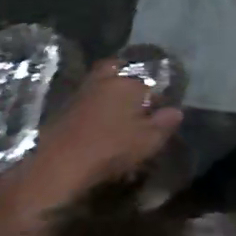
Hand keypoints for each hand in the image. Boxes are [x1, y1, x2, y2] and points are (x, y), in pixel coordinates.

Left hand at [0, 61, 182, 216]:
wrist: (59, 164)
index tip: (161, 114)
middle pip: (120, 72)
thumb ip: (165, 123)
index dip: (158, 98)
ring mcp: (81, 92)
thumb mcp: (149, 141)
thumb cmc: (111, 148)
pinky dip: (96, 108)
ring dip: (111, 96)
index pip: (150, 83)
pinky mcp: (64, 108)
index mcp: (127, 83)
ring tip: (121, 119)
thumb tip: (176, 110)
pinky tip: (102, 126)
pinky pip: (88, 100)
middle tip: (138, 104)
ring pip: (102, 85)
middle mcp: (103, 80)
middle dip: (130, 83)